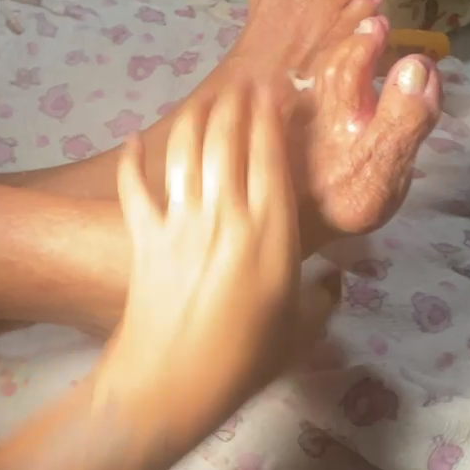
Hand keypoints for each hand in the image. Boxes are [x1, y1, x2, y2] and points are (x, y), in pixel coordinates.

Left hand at [103, 85, 338, 428]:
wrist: (170, 386)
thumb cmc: (245, 361)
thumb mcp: (301, 331)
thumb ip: (324, 298)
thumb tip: (336, 281)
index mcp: (270, 232)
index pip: (271, 155)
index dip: (272, 116)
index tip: (276, 91)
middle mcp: (225, 214)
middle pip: (227, 139)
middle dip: (235, 103)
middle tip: (243, 84)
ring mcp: (180, 221)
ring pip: (185, 150)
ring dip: (195, 117)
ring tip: (206, 100)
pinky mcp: (144, 236)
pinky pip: (135, 186)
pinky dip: (133, 160)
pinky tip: (135, 141)